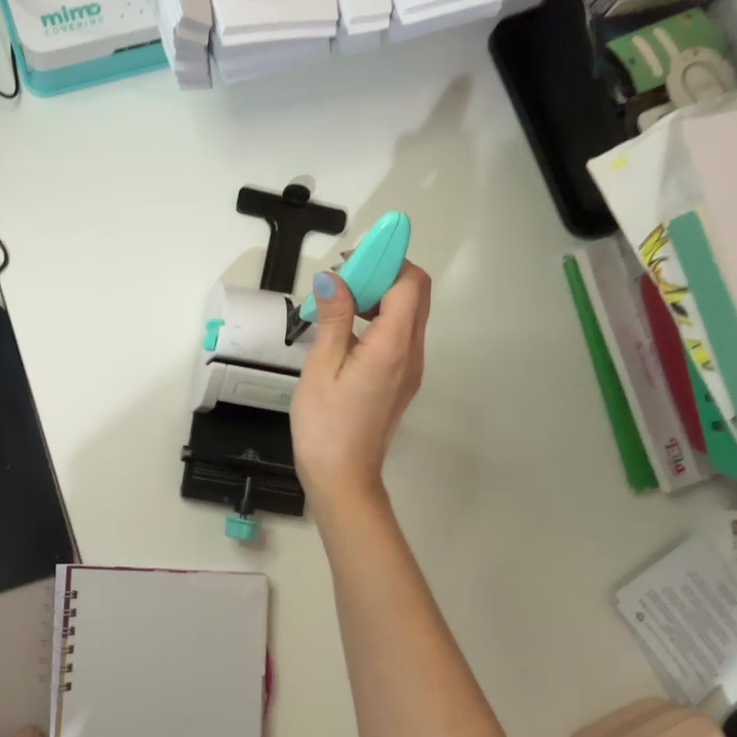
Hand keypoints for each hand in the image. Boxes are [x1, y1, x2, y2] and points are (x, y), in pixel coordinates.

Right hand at [291, 263, 431, 510]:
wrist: (342, 478)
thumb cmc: (325, 425)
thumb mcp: (321, 367)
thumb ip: (333, 318)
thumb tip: (333, 277)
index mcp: (394, 346)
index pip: (409, 283)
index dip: (387, 260)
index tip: (351, 257)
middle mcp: (412, 353)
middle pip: (415, 294)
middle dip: (383, 274)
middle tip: (341, 277)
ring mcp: (410, 368)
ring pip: (407, 314)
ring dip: (378, 296)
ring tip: (335, 302)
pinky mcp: (400, 380)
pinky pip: (398, 336)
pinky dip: (377, 320)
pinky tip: (343, 330)